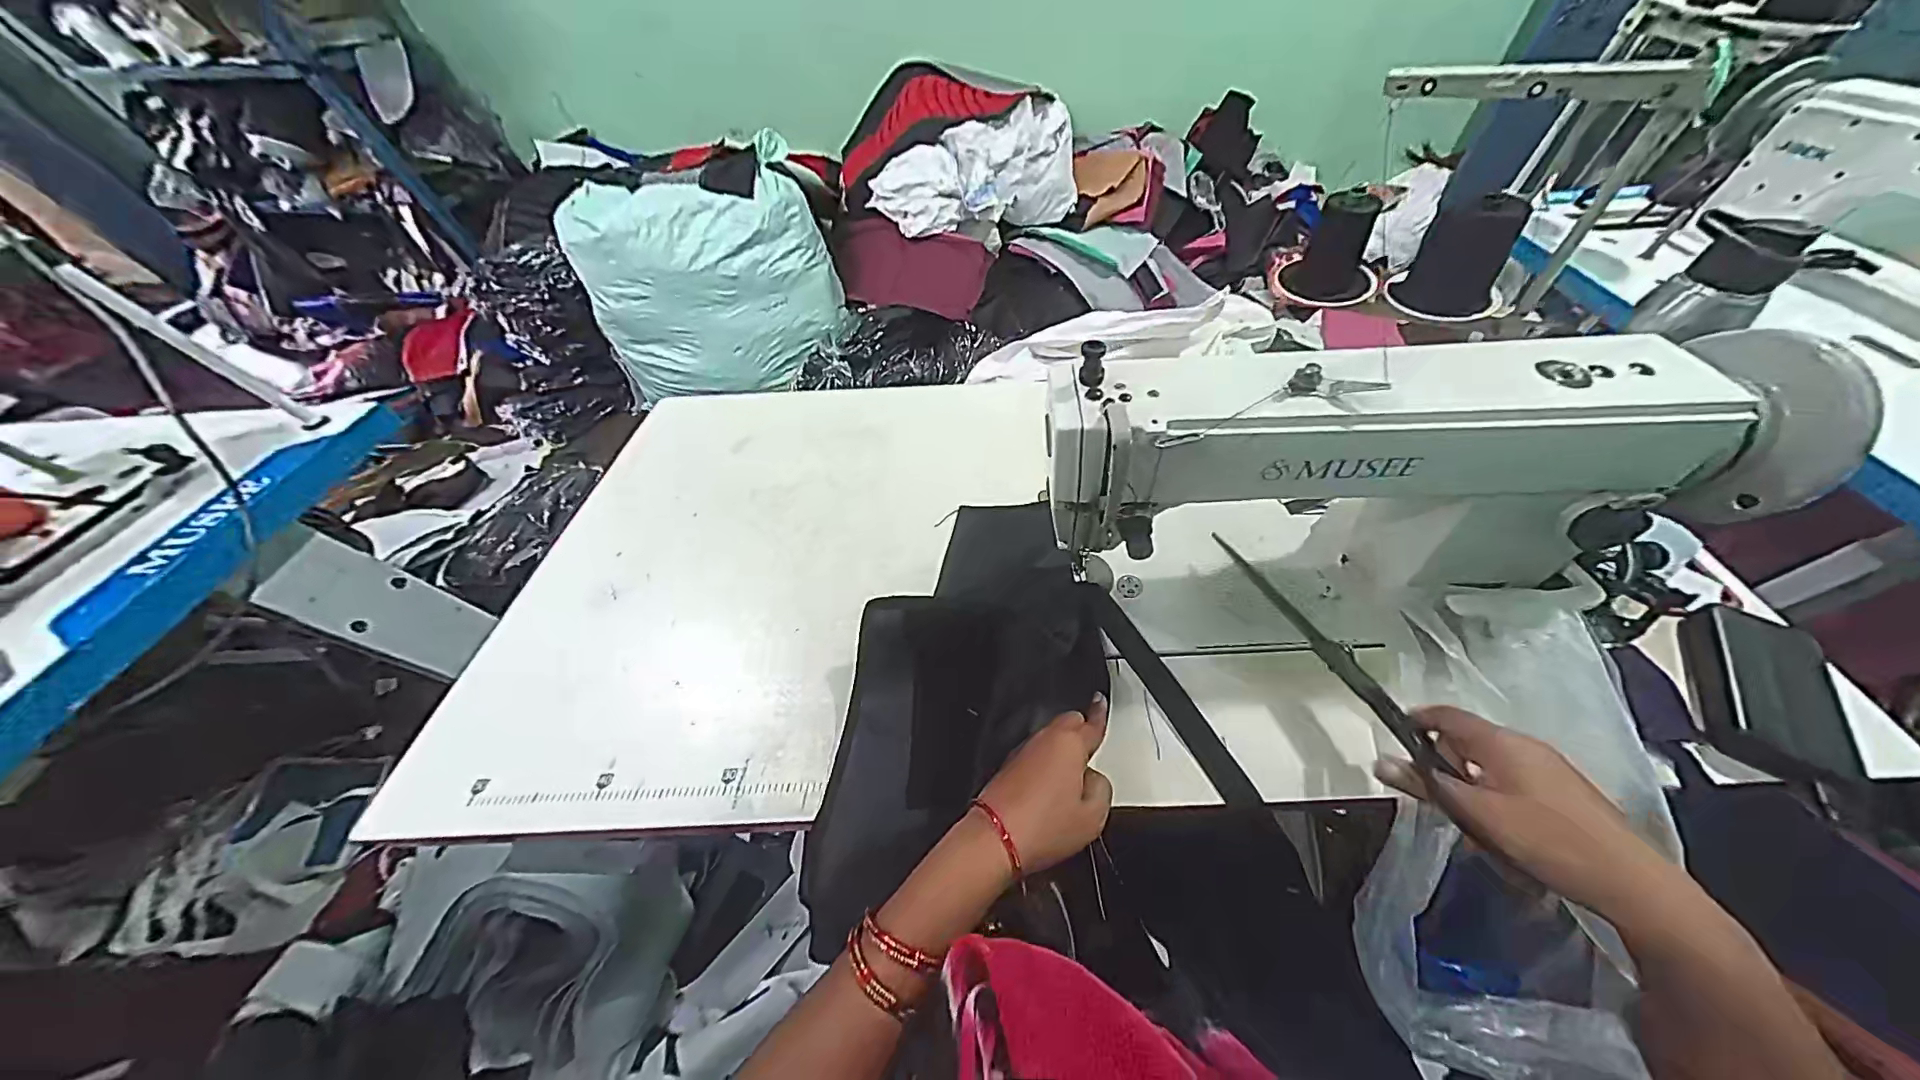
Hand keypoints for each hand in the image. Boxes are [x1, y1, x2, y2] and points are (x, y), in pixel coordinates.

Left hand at [974, 694, 1113, 875]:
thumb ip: (1102, 788)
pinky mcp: (1009, 766)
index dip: (1100, 713)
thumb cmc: (1040, 826)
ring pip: (1050, 739)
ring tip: (1071, 783)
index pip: (1091, 723)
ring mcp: (1024, 751)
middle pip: (1068, 723)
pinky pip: (1035, 756)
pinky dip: (1044, 766)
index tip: (1100, 703)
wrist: (996, 838)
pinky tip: (1049, 791)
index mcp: (1069, 744)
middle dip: (1080, 732)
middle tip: (1091, 751)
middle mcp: (1044, 740)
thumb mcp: (1094, 816)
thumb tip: (1094, 780)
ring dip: (1061, 752)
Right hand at [1374, 706, 1673, 916]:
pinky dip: (1494, 800)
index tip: (1394, 737)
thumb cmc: (1547, 840)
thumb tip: (1381, 761)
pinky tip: (1502, 835)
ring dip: (1470, 790)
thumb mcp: (1475, 813)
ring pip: (1486, 767)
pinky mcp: (1563, 793)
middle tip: (1439, 800)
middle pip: (1464, 742)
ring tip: (1475, 827)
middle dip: (1444, 767)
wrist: (1632, 884)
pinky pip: (1510, 784)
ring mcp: (1548, 769)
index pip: (1445, 715)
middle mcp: (1525, 746)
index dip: (1415, 720)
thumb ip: (1426, 784)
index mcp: (1501, 742)